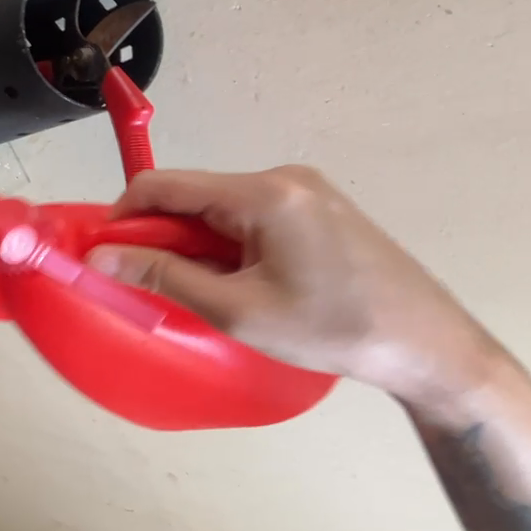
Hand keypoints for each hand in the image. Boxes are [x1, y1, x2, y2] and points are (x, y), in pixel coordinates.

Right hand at [86, 165, 506, 412]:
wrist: (433, 350)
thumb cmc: (333, 329)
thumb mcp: (234, 308)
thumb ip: (160, 275)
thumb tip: (96, 258)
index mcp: (264, 194)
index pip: (162, 185)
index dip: (121, 216)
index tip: (105, 254)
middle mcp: (283, 180)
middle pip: (188, 195)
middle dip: (157, 234)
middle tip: (148, 280)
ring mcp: (303, 192)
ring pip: (213, 208)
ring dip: (189, 243)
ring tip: (200, 287)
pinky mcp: (315, 210)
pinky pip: (242, 217)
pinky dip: (219, 244)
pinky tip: (232, 279)